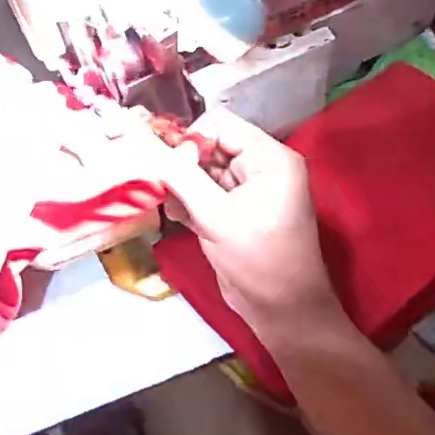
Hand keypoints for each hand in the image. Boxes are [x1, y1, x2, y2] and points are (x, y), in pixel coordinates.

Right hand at [152, 108, 352, 345]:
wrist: (282, 310)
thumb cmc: (259, 261)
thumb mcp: (218, 217)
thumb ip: (184, 179)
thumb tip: (152, 151)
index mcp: (270, 158)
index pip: (220, 124)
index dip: (191, 139)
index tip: (170, 166)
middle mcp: (260, 166)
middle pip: (208, 144)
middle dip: (183, 164)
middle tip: (166, 188)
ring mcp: (246, 188)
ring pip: (200, 168)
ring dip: (182, 185)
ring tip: (177, 209)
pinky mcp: (233, 208)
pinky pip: (202, 190)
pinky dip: (187, 201)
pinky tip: (182, 219)